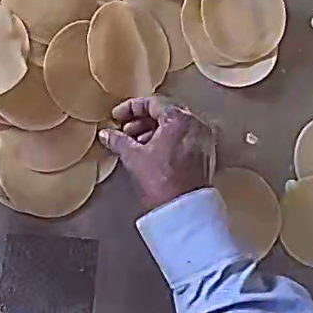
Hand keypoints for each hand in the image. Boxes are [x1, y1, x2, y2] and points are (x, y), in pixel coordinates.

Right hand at [98, 97, 216, 210]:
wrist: (183, 209)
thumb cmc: (162, 181)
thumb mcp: (134, 157)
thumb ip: (118, 140)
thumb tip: (106, 134)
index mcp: (180, 119)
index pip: (152, 103)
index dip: (131, 108)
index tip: (117, 116)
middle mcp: (195, 124)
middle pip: (165, 112)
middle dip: (141, 121)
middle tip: (124, 131)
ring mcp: (203, 139)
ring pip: (174, 126)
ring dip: (153, 131)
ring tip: (134, 144)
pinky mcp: (205, 153)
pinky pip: (183, 138)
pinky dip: (166, 140)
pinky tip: (150, 152)